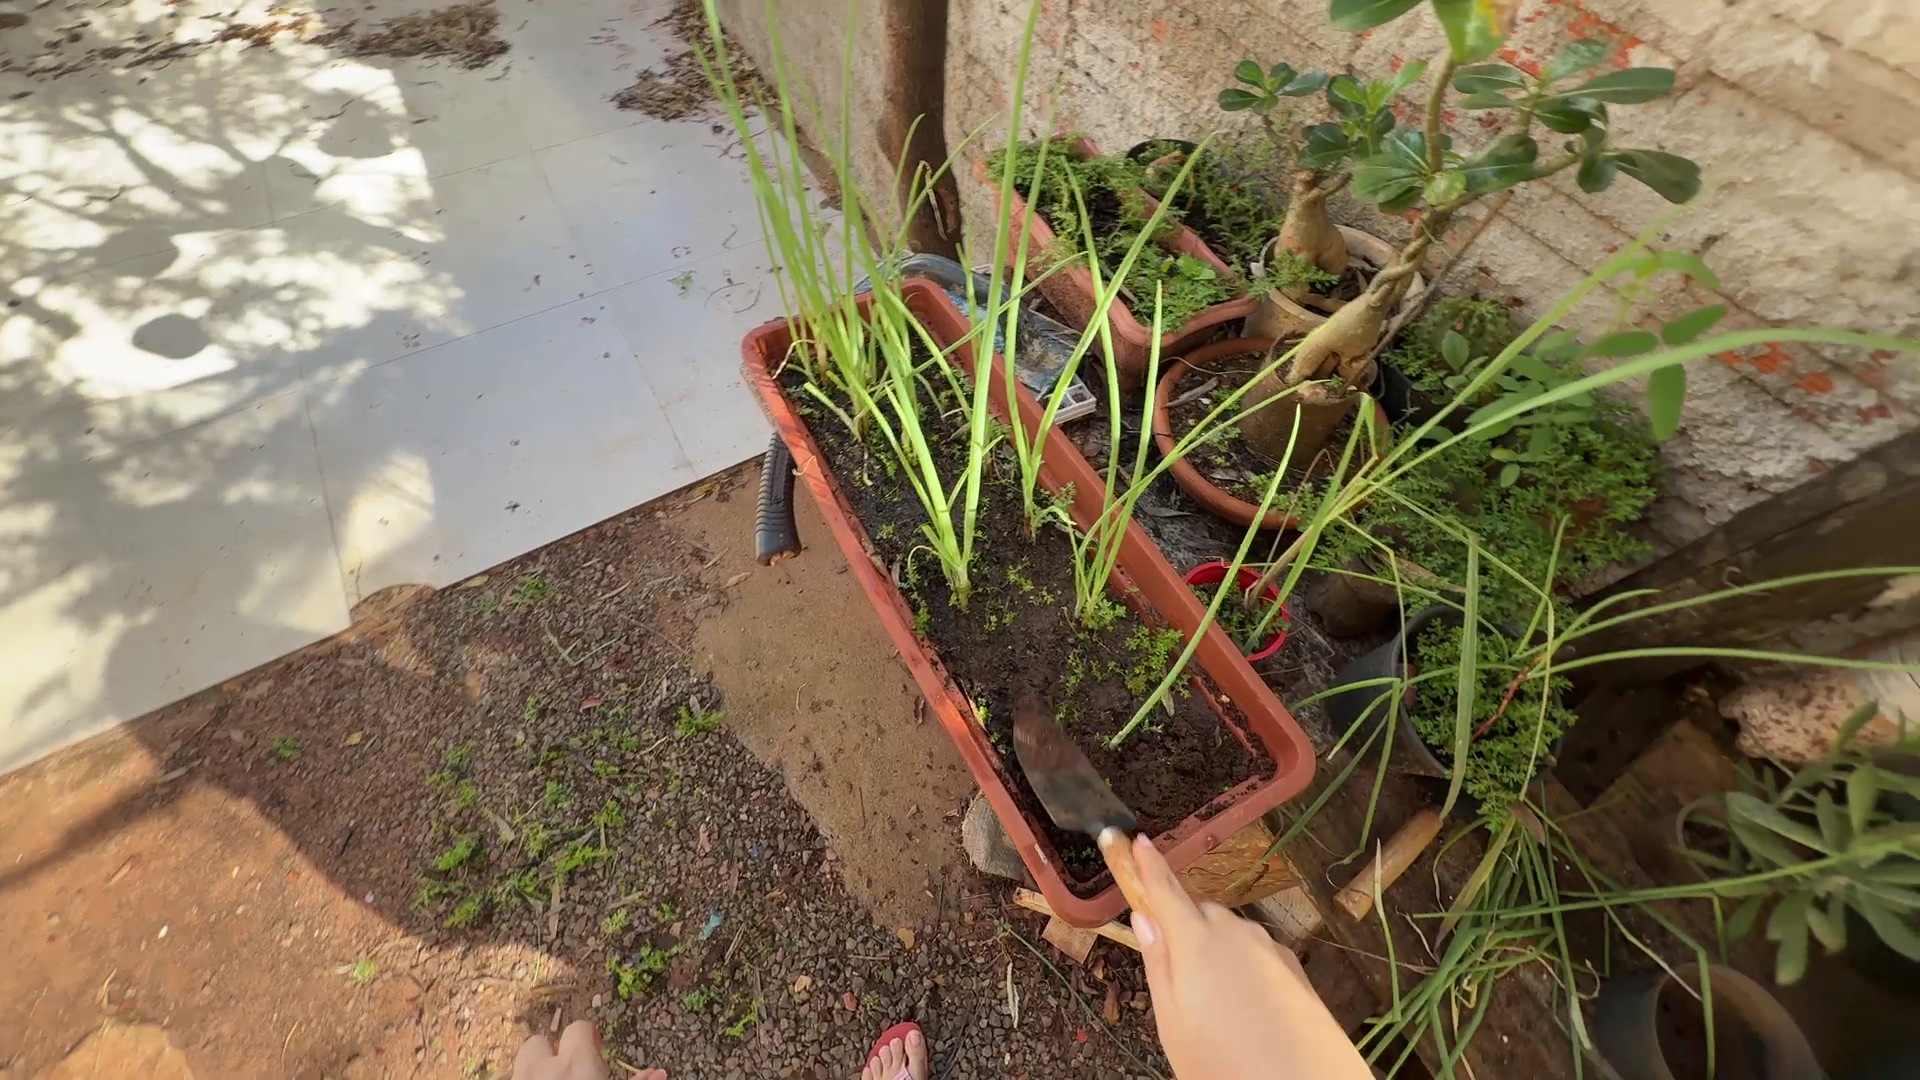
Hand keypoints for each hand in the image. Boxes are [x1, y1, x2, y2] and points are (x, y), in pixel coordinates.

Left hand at [513, 1021, 664, 1079]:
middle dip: (547, 1054)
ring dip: (531, 1073)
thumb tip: (661, 1073)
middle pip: (536, 1042)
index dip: (586, 1039)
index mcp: (576, 1063)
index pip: (579, 1027)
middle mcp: (541, 1070)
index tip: (595, 1054)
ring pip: (518, 1068)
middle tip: (563, 1072)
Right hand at [1129, 834, 1370, 1079]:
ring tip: (1220, 1007)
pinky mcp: (1295, 969)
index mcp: (1196, 941)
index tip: (1138, 840)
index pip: (1165, 889)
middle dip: (1185, 928)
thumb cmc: (1226, 1067)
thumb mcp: (1174, 1025)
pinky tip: (1252, 1011)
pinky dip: (1246, 966)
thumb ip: (1158, 965)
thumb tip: (1143, 918)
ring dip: (1217, 951)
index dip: (1148, 863)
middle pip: (1199, 913)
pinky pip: (1257, 953)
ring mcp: (1269, 948)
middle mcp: (1234, 932)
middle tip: (1182, 978)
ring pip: (1230, 934)